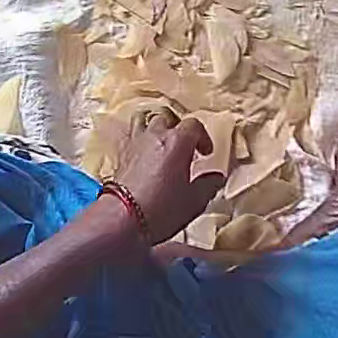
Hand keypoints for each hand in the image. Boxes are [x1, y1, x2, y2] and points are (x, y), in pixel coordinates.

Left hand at [112, 114, 222, 245]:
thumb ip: (208, 185)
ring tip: (161, 142)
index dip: (202, 137)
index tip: (205, 152)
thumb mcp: (194, 201)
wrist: (122, 219)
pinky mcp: (121, 154)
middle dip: (178, 129)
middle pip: (168, 118)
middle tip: (184, 147)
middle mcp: (156, 135)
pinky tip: (143, 154)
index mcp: (178, 141)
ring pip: (145, 119)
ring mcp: (135, 142)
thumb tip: (216, 178)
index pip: (194, 125)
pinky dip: (139, 139)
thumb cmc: (160, 209)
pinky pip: (131, 136)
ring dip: (155, 127)